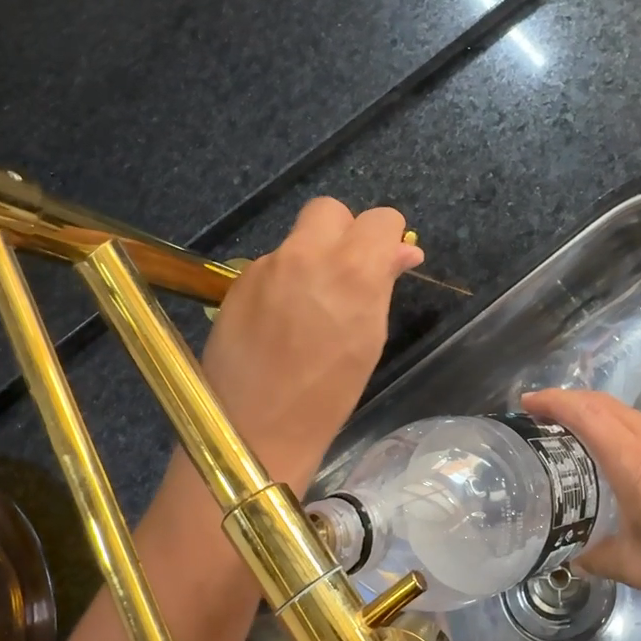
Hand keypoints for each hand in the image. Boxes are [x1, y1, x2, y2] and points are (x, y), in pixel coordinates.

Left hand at [201, 198, 422, 493]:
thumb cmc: (330, 394)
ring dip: (310, 260)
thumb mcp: (370, 337)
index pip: (380, 218)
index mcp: (353, 270)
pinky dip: (281, 282)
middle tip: (347, 272)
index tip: (386, 260)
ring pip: (297, 241)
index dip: (388, 236)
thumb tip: (403, 250)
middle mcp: (307, 255)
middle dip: (344, 232)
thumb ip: (383, 284)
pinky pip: (270, 267)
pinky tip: (279, 322)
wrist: (256, 430)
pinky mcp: (237, 284)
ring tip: (309, 309)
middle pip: (329, 210)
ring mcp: (266, 267)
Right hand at [521, 388, 640, 606]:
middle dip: (568, 401)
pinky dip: (616, 425)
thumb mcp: (640, 566)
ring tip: (568, 432)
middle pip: (604, 404)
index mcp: (635, 460)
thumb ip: (600, 559)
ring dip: (593, 411)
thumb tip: (574, 559)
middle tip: (538, 417)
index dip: (554, 402)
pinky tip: (612, 453)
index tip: (526, 404)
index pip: (586, 414)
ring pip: (625, 412)